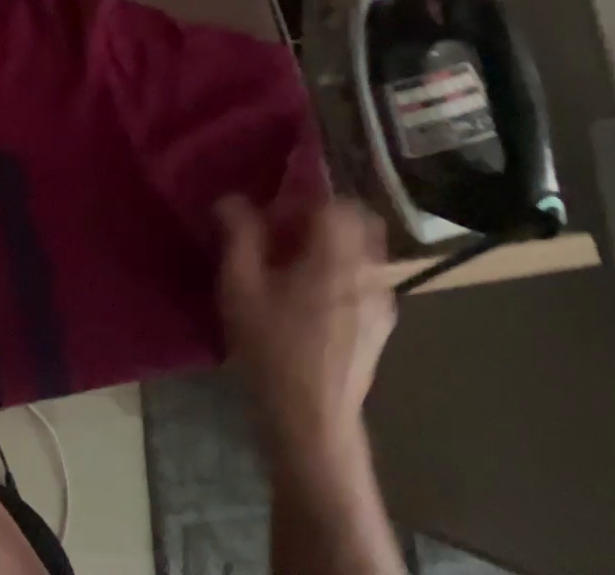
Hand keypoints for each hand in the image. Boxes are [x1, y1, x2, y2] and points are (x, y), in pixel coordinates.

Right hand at [215, 196, 395, 457]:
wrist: (310, 417)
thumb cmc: (271, 347)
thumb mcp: (239, 287)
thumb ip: (238, 236)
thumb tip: (232, 200)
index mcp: (337, 258)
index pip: (336, 204)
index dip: (304, 198)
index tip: (273, 210)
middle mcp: (370, 274)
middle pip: (360, 223)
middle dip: (325, 216)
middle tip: (285, 230)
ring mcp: (381, 302)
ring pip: (365, 252)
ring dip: (334, 244)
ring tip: (293, 263)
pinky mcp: (380, 326)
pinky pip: (366, 280)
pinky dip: (342, 271)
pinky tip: (309, 296)